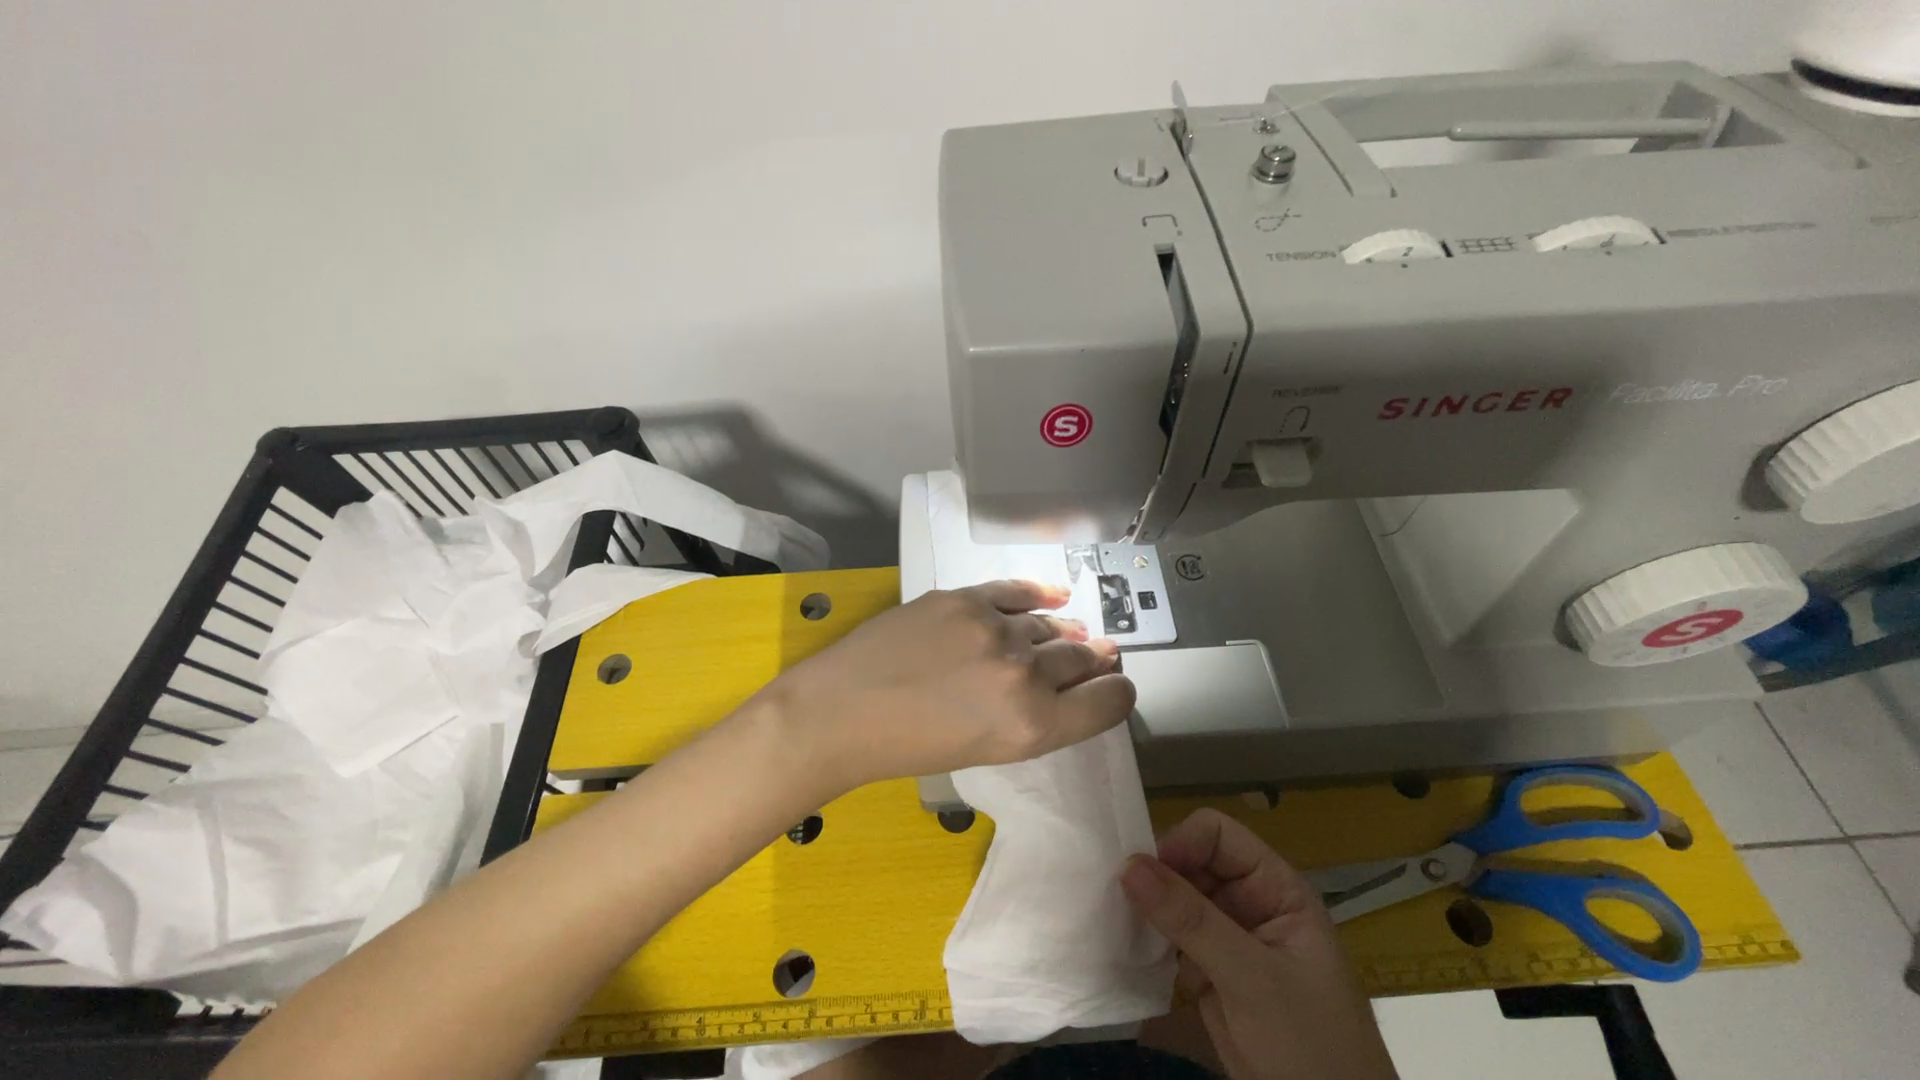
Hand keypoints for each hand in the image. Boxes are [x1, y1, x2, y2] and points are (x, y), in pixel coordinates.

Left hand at [758, 579, 1135, 793]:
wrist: (843, 712)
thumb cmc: (909, 748)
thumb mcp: (987, 751)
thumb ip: (1033, 719)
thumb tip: (1063, 688)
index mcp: (1034, 726)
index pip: (1107, 702)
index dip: (1118, 694)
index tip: (1116, 687)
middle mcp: (1025, 675)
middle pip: (1083, 658)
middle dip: (1096, 660)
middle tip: (1103, 656)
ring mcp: (995, 630)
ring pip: (1051, 624)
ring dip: (1068, 631)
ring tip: (1075, 633)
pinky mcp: (964, 599)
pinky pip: (1017, 591)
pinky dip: (1040, 594)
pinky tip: (1055, 596)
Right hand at [1121, 809, 1397, 1079]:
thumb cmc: (1309, 1042)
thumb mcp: (1252, 977)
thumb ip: (1192, 920)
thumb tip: (1129, 865)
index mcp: (1276, 888)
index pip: (1218, 836)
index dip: (1180, 844)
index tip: (1141, 874)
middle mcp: (1250, 903)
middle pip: (1191, 862)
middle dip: (1156, 876)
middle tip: (1113, 899)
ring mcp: (1229, 939)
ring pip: (1176, 900)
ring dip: (1147, 908)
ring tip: (1111, 920)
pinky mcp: (1209, 973)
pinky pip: (1171, 939)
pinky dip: (1148, 940)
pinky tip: (1123, 948)